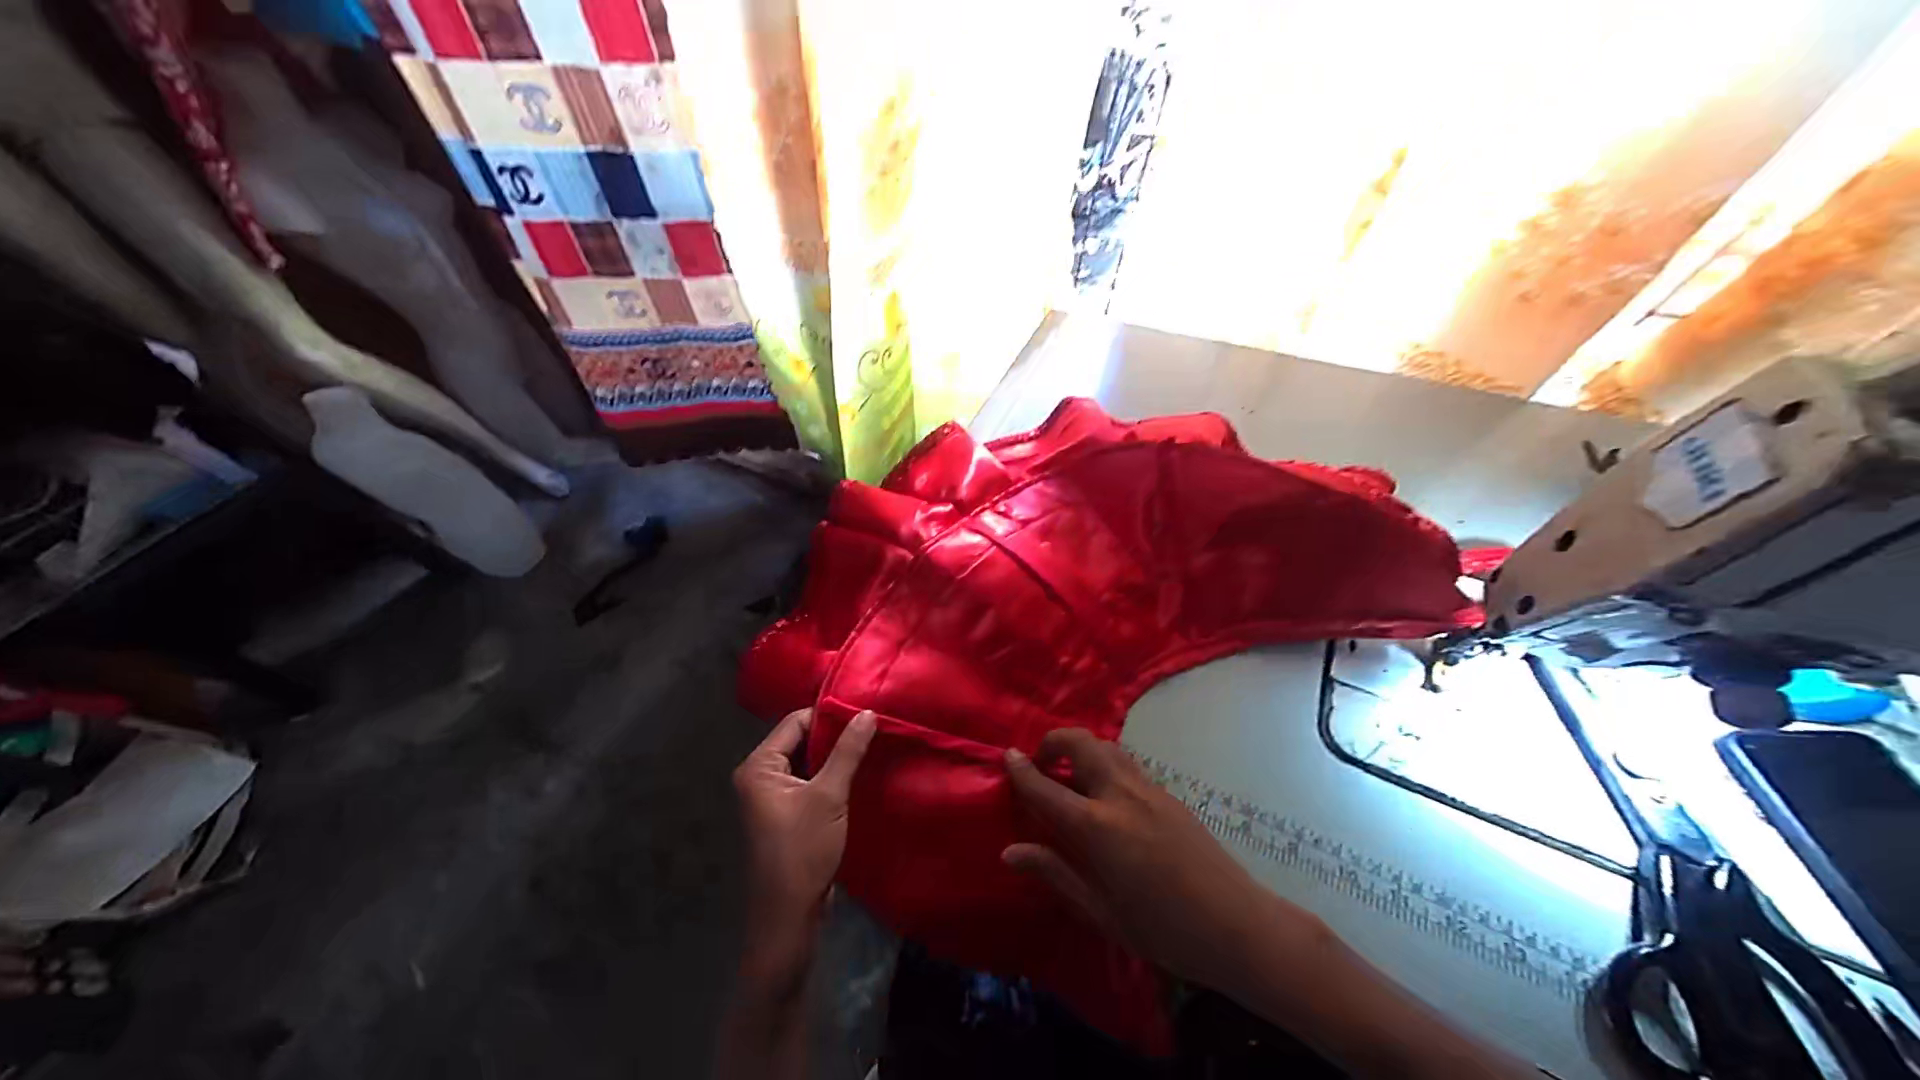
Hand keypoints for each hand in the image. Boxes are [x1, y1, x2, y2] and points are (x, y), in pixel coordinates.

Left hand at [733, 708, 876, 929]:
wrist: (788, 916)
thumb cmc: (803, 851)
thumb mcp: (829, 796)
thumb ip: (848, 751)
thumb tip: (868, 712)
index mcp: (758, 766)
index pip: (795, 722)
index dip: (829, 715)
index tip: (864, 711)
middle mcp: (758, 776)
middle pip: (800, 740)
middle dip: (834, 735)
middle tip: (871, 727)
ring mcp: (770, 797)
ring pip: (807, 762)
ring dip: (834, 757)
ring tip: (869, 745)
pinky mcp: (785, 814)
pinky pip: (808, 782)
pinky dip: (830, 776)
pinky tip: (856, 773)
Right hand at [1002, 728, 1273, 988]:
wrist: (1240, 927)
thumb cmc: (1165, 932)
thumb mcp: (1102, 912)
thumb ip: (1056, 873)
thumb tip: (1010, 851)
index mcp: (1099, 828)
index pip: (1048, 788)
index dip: (1022, 770)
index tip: (1006, 756)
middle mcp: (1122, 796)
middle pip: (1081, 743)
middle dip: (1054, 741)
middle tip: (1041, 764)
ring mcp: (1150, 790)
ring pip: (1107, 747)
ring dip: (1081, 749)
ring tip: (1070, 776)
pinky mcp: (1170, 795)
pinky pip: (1127, 764)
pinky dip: (1104, 763)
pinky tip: (1105, 796)